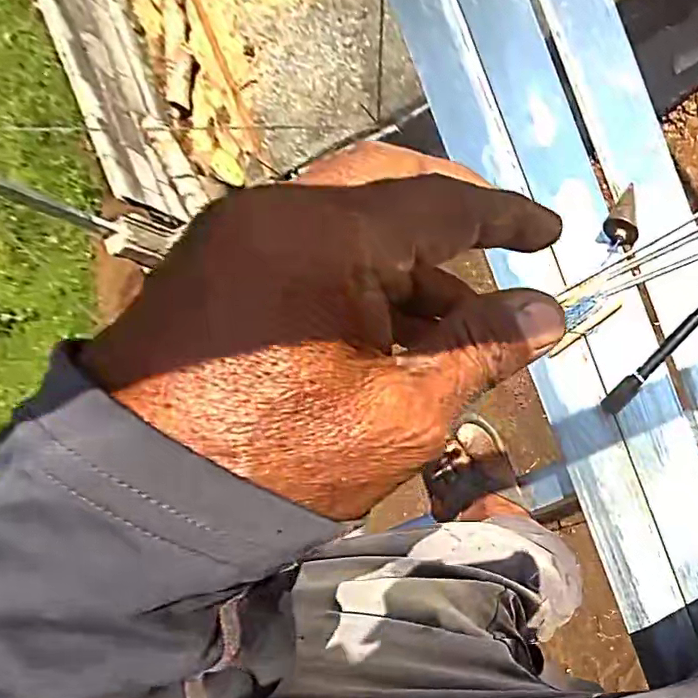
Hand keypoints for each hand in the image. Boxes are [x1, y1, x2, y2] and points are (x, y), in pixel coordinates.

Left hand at [79, 143, 564, 519]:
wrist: (146, 498)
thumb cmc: (283, 461)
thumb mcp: (402, 414)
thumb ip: (479, 352)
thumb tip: (544, 312)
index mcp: (321, 235)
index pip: (438, 203)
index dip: (506, 217)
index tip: (550, 230)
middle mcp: (272, 213)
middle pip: (388, 200)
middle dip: (453, 235)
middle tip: (501, 262)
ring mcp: (236, 239)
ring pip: (347, 234)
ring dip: (407, 279)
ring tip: (452, 340)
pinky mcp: (216, 272)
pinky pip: (307, 260)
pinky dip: (359, 291)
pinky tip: (389, 340)